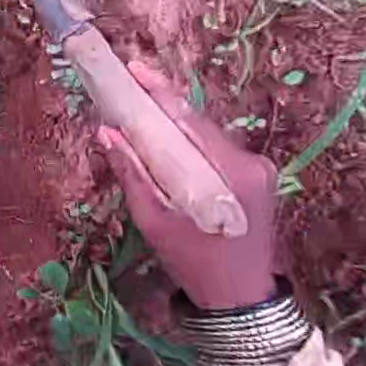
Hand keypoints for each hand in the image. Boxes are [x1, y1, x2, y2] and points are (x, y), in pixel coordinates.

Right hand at [96, 61, 278, 309]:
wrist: (239, 297)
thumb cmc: (191, 261)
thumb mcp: (154, 219)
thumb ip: (133, 173)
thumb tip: (107, 133)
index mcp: (227, 171)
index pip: (188, 119)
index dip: (159, 92)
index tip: (134, 69)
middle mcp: (249, 162)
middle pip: (199, 123)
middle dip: (164, 104)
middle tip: (131, 84)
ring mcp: (258, 169)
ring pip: (207, 137)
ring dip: (175, 126)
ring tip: (143, 115)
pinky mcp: (258, 178)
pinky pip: (215, 152)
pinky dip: (189, 144)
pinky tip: (168, 145)